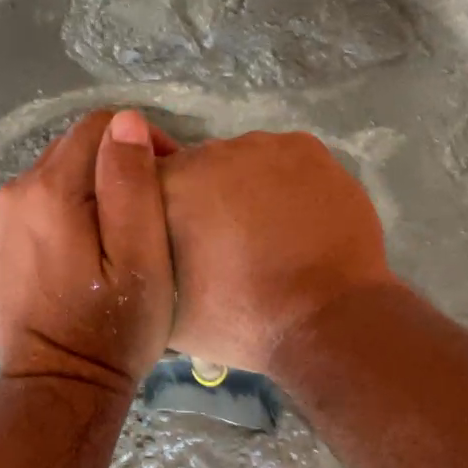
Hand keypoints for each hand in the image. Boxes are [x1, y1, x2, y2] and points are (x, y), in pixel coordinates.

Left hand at [0, 109, 178, 396]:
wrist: (58, 387)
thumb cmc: (112, 327)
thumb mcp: (141, 255)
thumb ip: (132, 183)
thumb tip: (126, 122)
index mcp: (51, 187)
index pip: (101, 126)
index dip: (142, 141)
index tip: (169, 181)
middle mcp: (17, 191)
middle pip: (77, 147)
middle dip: (118, 164)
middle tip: (152, 210)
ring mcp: (3, 218)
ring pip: (59, 173)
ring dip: (94, 187)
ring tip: (124, 233)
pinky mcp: (1, 243)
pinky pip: (42, 203)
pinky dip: (71, 210)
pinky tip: (91, 249)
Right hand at [159, 131, 395, 374]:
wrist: (326, 321)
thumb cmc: (239, 322)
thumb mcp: (162, 310)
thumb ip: (140, 266)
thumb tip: (140, 249)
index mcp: (166, 186)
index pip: (147, 185)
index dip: (164, 213)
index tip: (182, 245)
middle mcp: (208, 152)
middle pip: (197, 170)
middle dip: (205, 200)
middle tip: (225, 247)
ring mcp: (262, 145)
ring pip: (242, 163)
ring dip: (246, 190)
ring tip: (266, 237)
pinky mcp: (306, 148)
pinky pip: (284, 161)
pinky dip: (285, 185)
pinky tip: (295, 222)